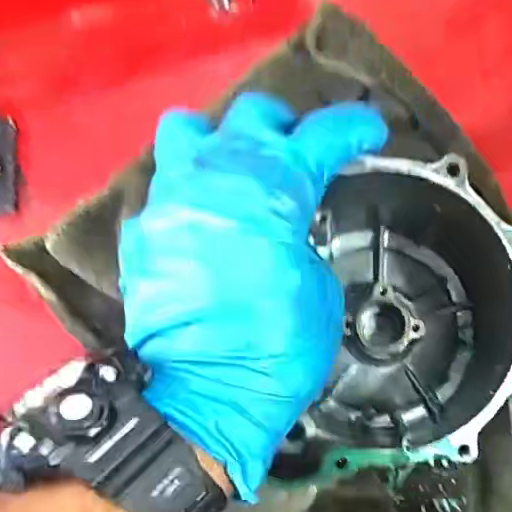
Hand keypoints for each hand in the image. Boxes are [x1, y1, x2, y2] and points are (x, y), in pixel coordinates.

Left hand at [120, 92, 387, 497]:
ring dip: (221, 142)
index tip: (368, 130)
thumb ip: (300, 242)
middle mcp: (216, 178)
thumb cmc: (277, 349)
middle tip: (300, 148)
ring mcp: (171, 200)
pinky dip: (194, 193)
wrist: (207, 396)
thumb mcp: (319, 291)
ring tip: (237, 170)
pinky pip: (168, 188)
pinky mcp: (143, 231)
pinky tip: (208, 222)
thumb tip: (284, 231)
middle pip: (251, 115)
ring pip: (190, 131)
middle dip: (283, 125)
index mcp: (273, 190)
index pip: (318, 136)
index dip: (351, 128)